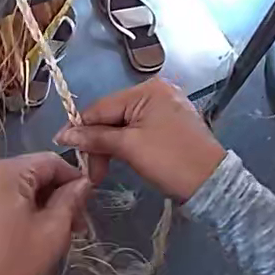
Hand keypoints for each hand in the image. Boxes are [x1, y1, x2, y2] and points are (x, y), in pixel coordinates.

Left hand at [0, 153, 91, 274]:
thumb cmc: (15, 265)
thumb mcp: (53, 231)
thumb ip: (71, 199)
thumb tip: (84, 183)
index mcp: (4, 172)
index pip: (50, 161)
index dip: (74, 178)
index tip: (88, 202)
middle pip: (33, 171)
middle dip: (57, 193)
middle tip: (76, 223)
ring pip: (19, 184)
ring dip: (42, 202)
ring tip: (58, 231)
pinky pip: (3, 196)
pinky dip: (22, 208)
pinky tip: (34, 230)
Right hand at [53, 78, 224, 201]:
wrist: (212, 184)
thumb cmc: (170, 161)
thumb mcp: (129, 147)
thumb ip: (95, 138)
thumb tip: (64, 135)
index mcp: (147, 90)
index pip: (101, 107)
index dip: (79, 128)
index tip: (62, 146)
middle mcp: (157, 91)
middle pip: (112, 115)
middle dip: (98, 142)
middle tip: (91, 171)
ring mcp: (165, 107)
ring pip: (124, 124)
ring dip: (110, 147)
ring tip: (102, 172)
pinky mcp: (170, 124)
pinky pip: (138, 130)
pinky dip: (126, 145)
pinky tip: (119, 160)